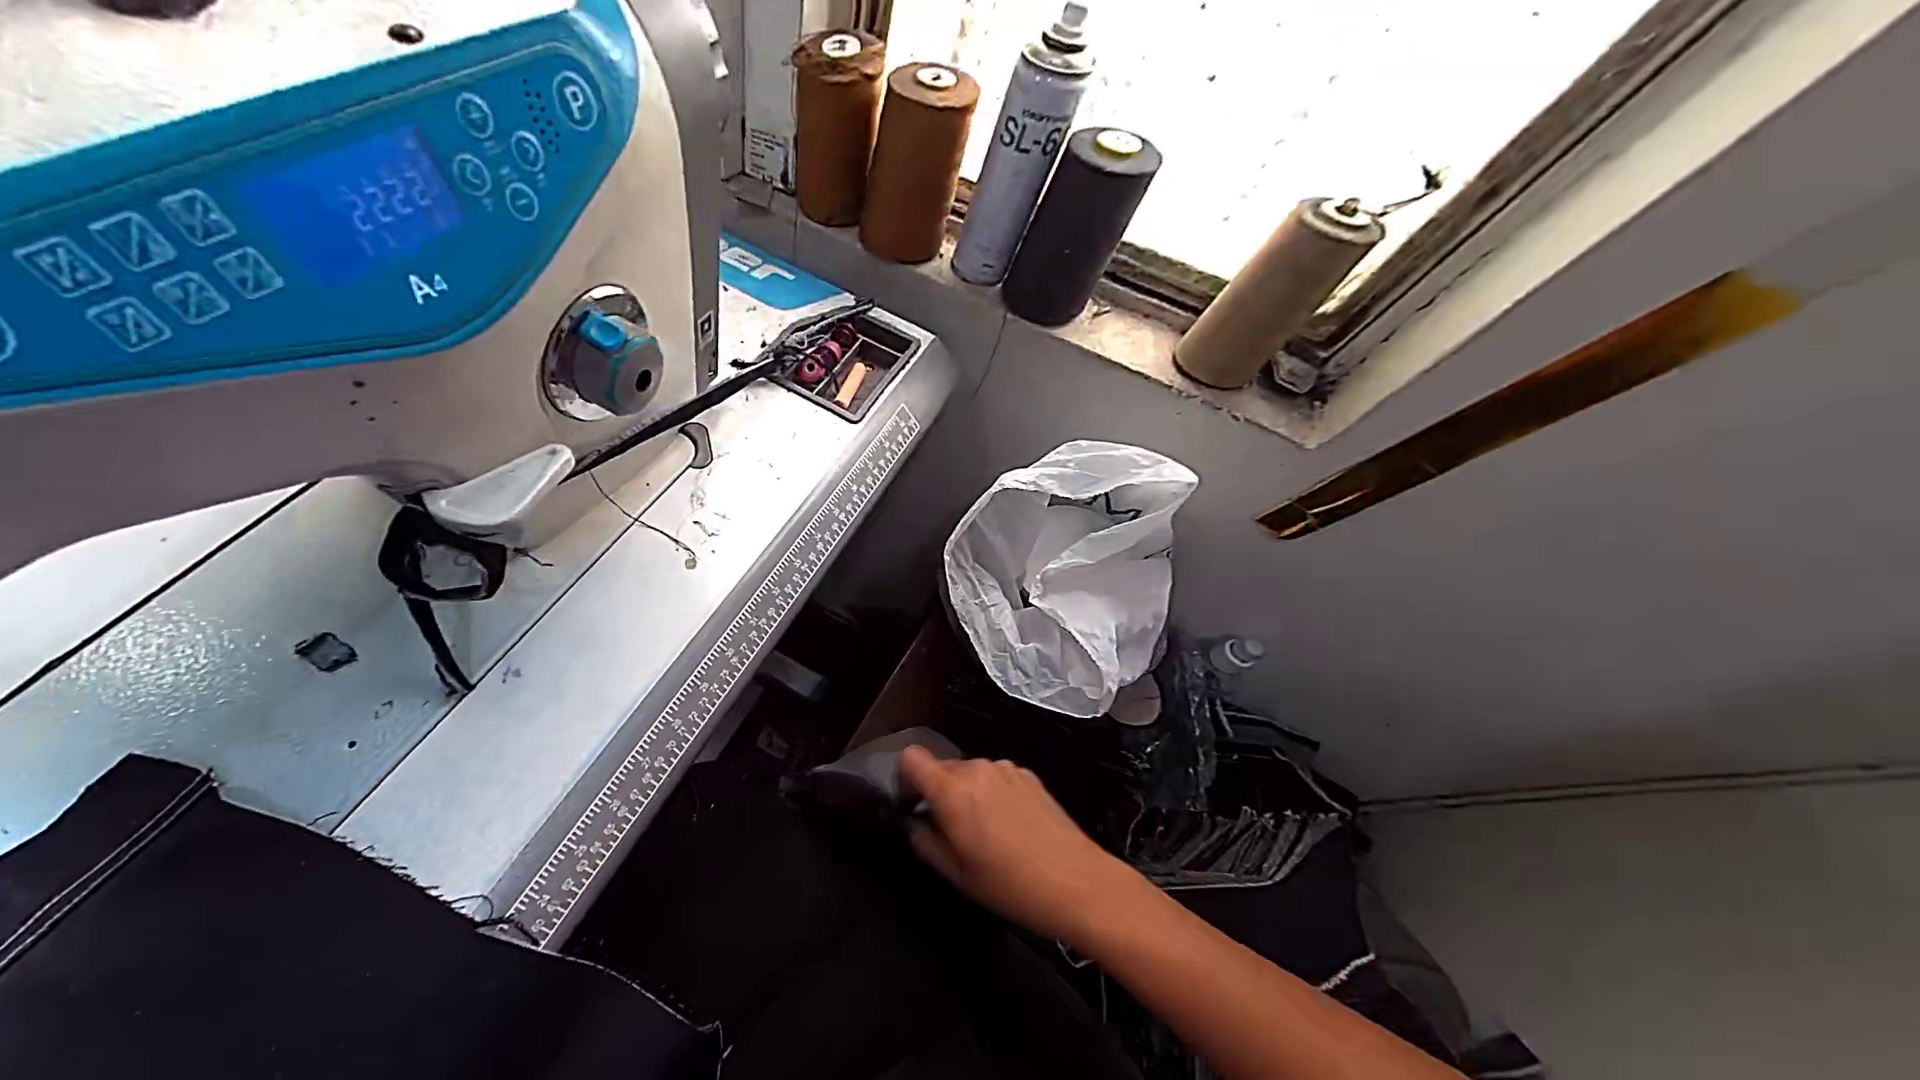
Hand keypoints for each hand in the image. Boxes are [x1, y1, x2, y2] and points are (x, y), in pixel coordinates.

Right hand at [897, 745, 1135, 941]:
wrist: (1076, 882)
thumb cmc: (1012, 884)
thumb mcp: (956, 875)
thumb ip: (924, 843)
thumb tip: (914, 826)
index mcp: (953, 791)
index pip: (912, 757)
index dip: (906, 777)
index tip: (912, 802)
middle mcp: (978, 770)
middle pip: (942, 768)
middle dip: (940, 794)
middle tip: (952, 833)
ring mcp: (1006, 769)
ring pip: (971, 774)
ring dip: (970, 796)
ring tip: (987, 836)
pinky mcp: (1029, 775)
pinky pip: (997, 779)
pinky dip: (995, 796)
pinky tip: (1011, 830)